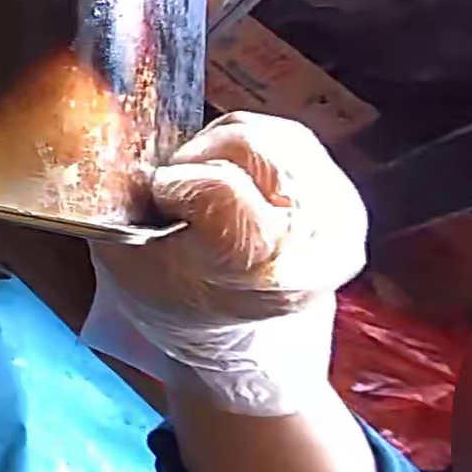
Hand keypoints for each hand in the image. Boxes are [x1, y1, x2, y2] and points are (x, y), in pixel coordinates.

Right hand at [92, 112, 366, 415]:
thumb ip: (124, 214)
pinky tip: (231, 179)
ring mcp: (341, 212)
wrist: (240, 338)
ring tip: (204, 186)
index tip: (156, 203)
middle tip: (177, 192)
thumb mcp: (126, 267)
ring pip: (269, 133)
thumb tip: (125, 162)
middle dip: (196, 158)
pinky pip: (289, 139)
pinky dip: (247, 150)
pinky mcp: (347, 195)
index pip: (216, 185)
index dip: (172, 182)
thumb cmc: (174, 304)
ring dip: (221, 149)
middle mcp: (315, 236)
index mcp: (257, 266)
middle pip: (247, 145)